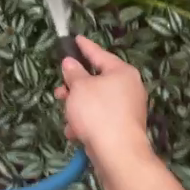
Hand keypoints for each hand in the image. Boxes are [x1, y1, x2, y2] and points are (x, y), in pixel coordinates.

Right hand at [54, 36, 150, 165]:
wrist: (117, 151)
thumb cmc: (97, 112)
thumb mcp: (79, 87)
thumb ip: (73, 73)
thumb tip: (70, 63)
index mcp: (121, 72)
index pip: (99, 53)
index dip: (84, 46)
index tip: (76, 38)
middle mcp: (128, 87)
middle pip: (95, 80)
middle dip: (74, 87)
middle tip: (61, 91)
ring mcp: (126, 108)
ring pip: (94, 101)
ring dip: (76, 108)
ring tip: (67, 117)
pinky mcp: (121, 126)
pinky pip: (98, 118)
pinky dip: (85, 122)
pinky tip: (75, 132)